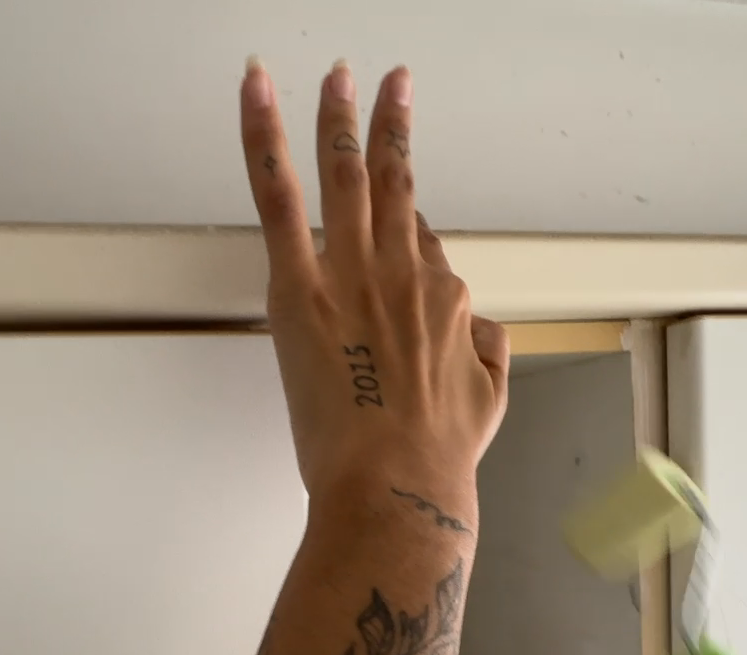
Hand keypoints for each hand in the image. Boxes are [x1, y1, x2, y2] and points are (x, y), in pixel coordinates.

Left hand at [239, 59, 507, 506]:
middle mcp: (405, 273)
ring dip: (341, 118)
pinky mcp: (301, 289)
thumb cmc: (434, 457)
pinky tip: (258, 91)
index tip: (395, 230)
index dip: (407, 236)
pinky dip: (264, 138)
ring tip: (338, 75)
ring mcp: (353, 274)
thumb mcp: (488, 402)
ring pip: (346, 176)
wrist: (397, 485)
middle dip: (393, 131)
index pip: (423, 249)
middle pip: (399, 187)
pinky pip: (280, 196)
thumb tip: (482, 329)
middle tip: (390, 87)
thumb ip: (488, 353)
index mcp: (446, 301)